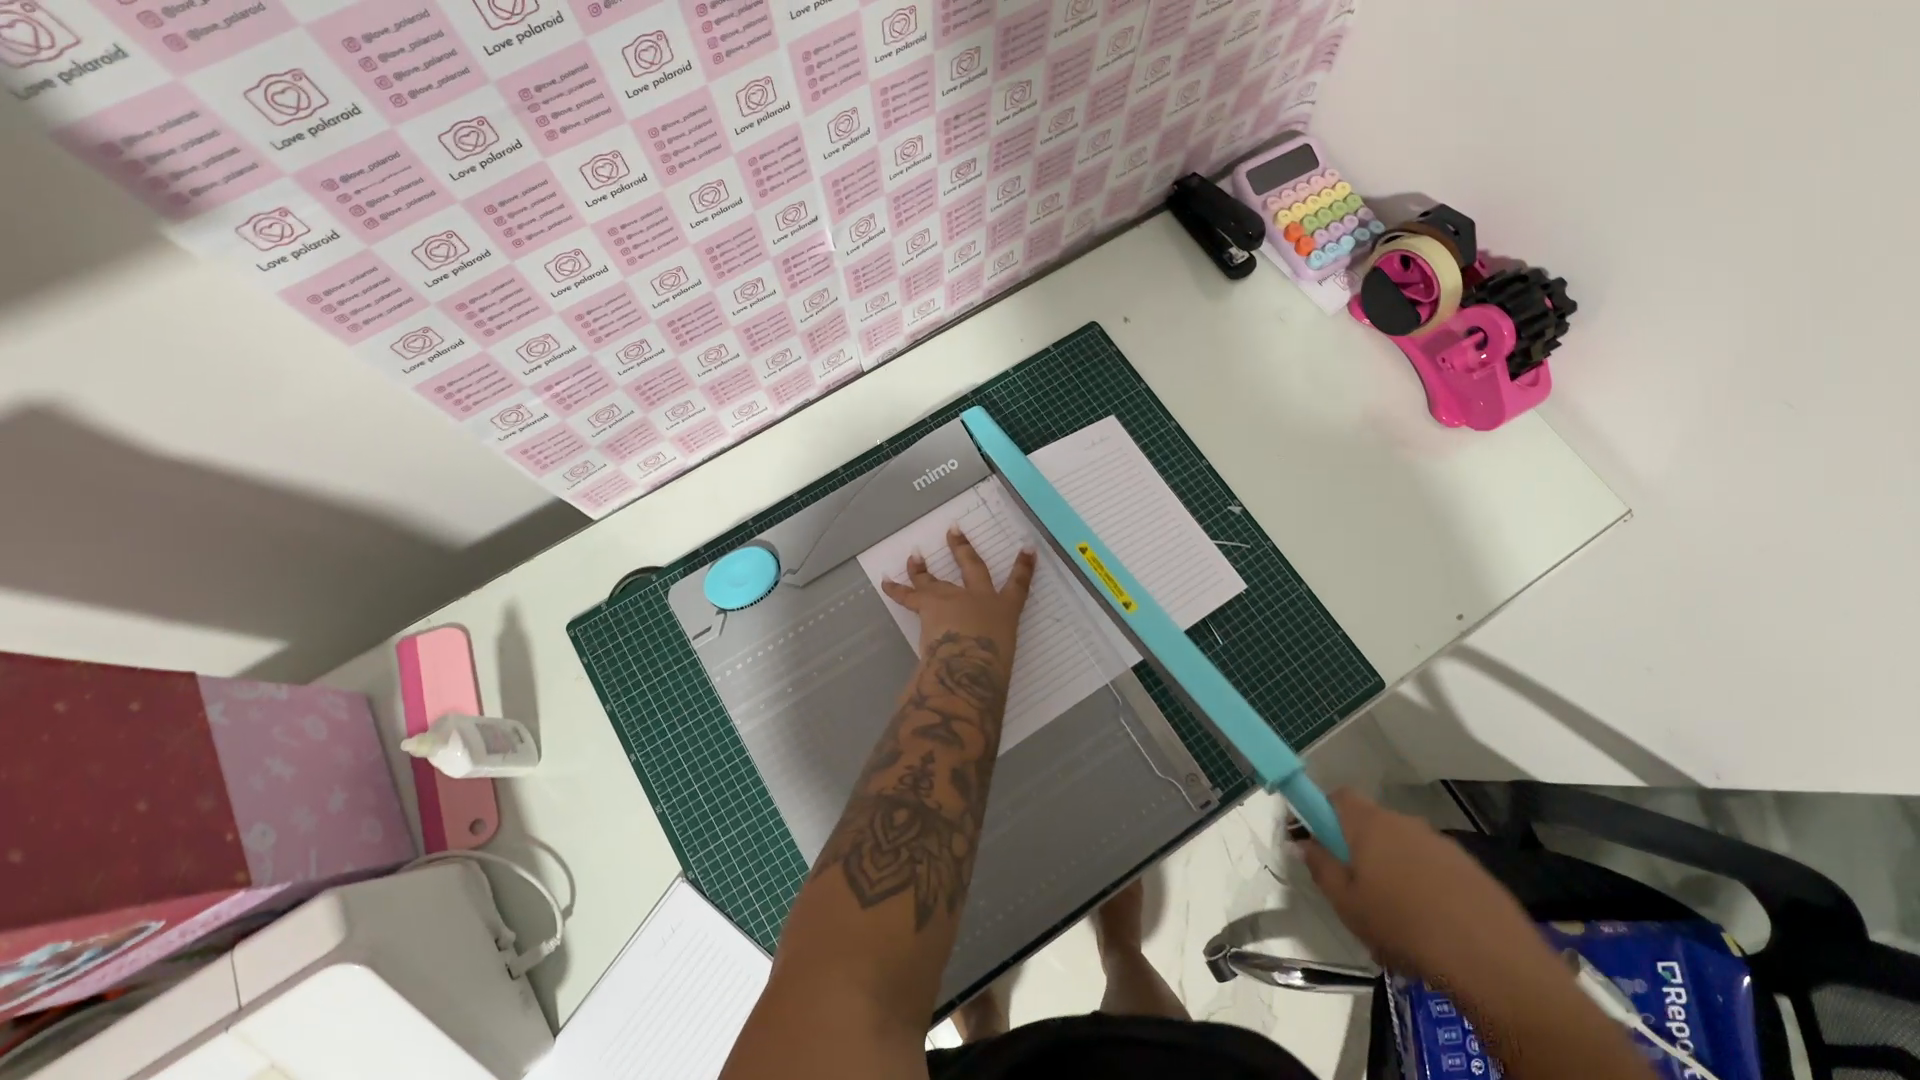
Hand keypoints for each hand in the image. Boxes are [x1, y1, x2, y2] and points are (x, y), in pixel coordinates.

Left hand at [881, 527, 1036, 657]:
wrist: (968, 662)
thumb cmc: (992, 665)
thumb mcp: (1002, 659)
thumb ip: (993, 656)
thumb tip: (986, 671)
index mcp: (1005, 611)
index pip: (1018, 586)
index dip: (1024, 567)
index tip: (1028, 549)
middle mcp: (979, 598)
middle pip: (972, 567)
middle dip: (963, 549)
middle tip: (953, 530)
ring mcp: (952, 598)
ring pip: (933, 580)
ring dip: (922, 568)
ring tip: (914, 557)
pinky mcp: (928, 606)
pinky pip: (907, 596)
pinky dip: (895, 589)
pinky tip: (884, 582)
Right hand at [1299, 789, 1536, 978]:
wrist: (1490, 958)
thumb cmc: (1402, 925)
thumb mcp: (1346, 903)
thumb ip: (1321, 867)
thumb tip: (1305, 842)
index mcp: (1370, 825)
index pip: (1339, 796)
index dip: (1323, 813)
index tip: (1318, 843)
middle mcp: (1406, 824)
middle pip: (1372, 824)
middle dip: (1359, 850)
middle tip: (1354, 891)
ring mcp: (1443, 844)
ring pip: (1404, 848)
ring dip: (1393, 871)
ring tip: (1393, 918)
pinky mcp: (1471, 869)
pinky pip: (1434, 869)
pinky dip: (1425, 887)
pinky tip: (1428, 926)